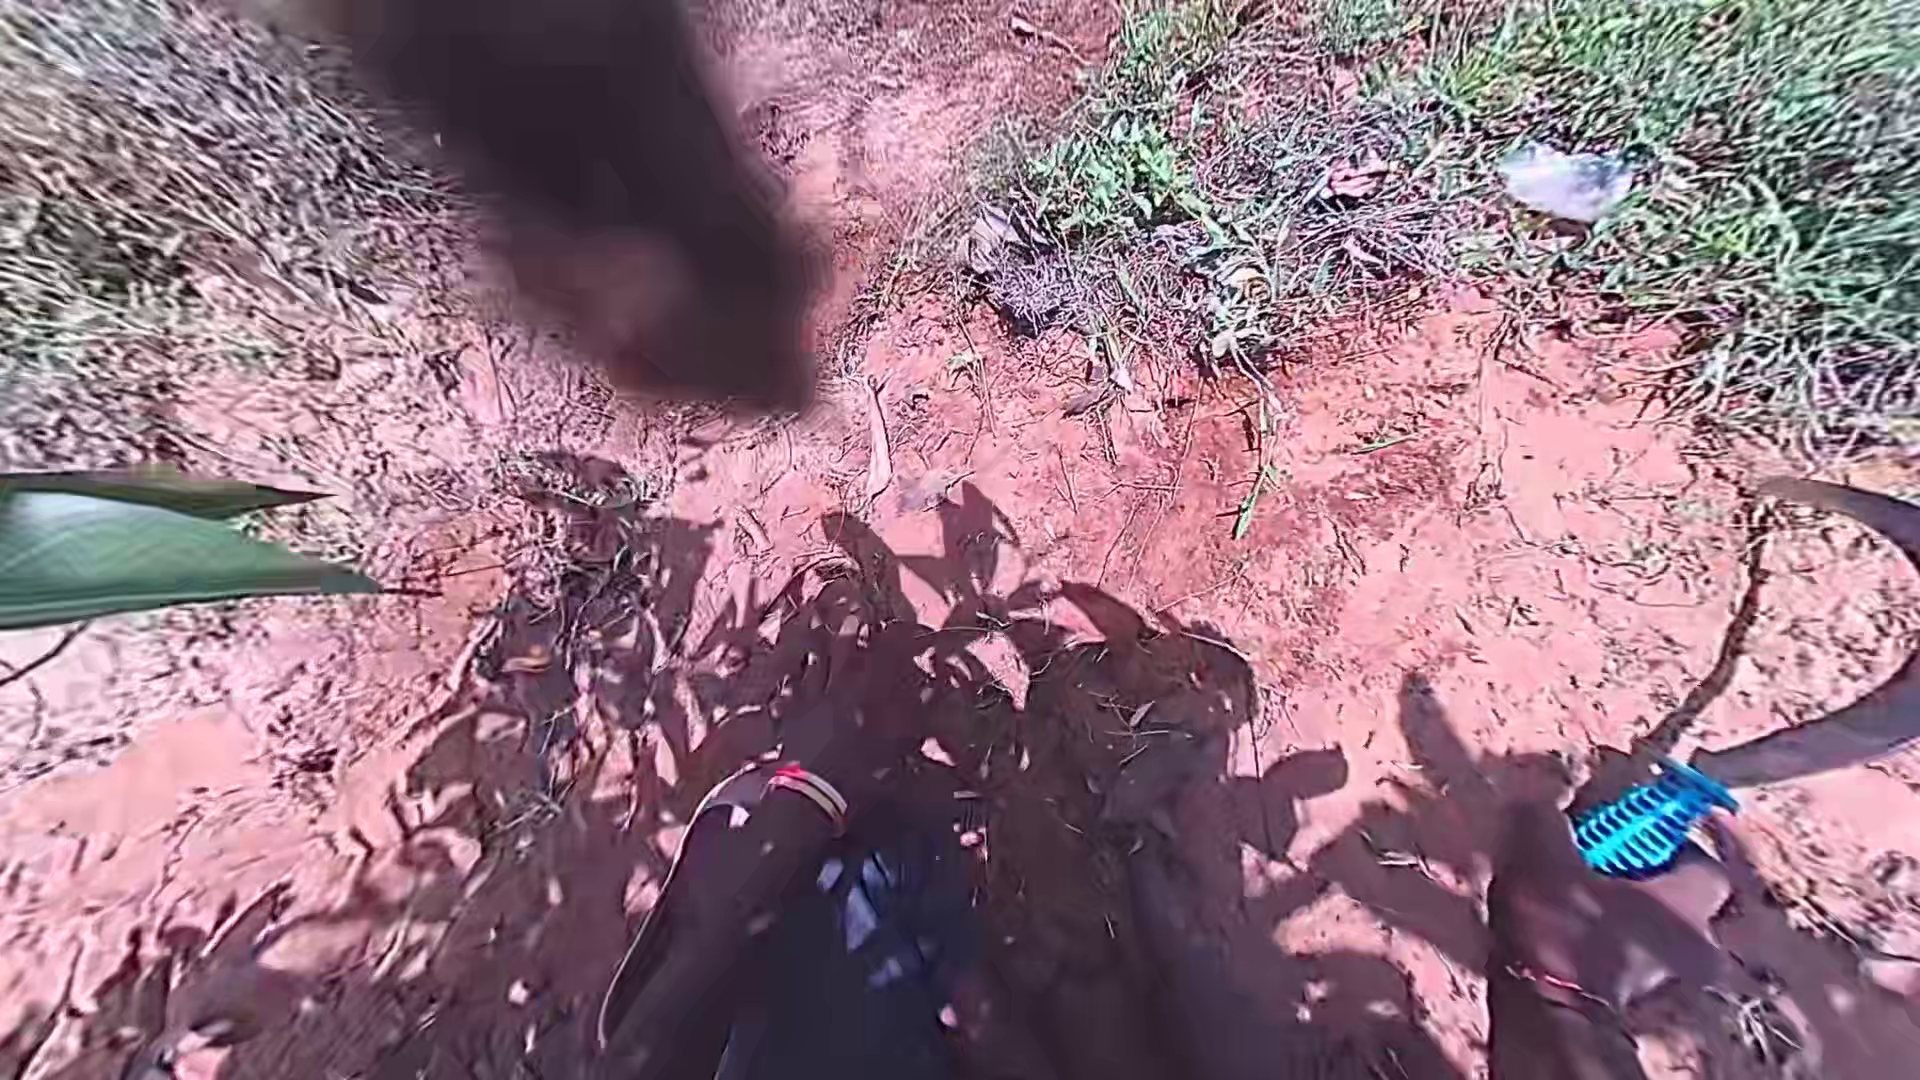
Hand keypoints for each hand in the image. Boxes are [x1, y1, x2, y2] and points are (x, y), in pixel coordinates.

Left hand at [775, 613, 934, 807]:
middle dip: (849, 632)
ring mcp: (809, 702)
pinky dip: (788, 681)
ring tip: (817, 623)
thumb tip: (928, 693)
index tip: (893, 625)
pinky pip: (788, 692)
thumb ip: (913, 720)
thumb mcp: (894, 748)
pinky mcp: (790, 717)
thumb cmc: (857, 774)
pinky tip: (787, 673)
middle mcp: (836, 692)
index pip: (878, 662)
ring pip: (814, 666)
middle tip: (852, 611)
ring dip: (817, 645)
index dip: (886, 642)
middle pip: (843, 655)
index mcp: (863, 698)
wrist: (811, 794)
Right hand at [1488, 802, 1730, 1008]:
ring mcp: (1673, 971)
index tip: (1617, 824)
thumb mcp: (1540, 851)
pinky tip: (1562, 914)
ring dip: (1613, 897)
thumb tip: (1545, 803)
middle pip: (1673, 891)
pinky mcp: (1641, 987)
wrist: (1547, 995)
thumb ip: (1547, 819)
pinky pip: (1631, 940)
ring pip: (1650, 918)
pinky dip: (1603, 922)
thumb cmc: (1558, 918)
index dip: (1661, 837)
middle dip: (1630, 868)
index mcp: (1686, 905)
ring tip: (1562, 882)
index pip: (1701, 861)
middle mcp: (1698, 941)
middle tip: (1581, 852)